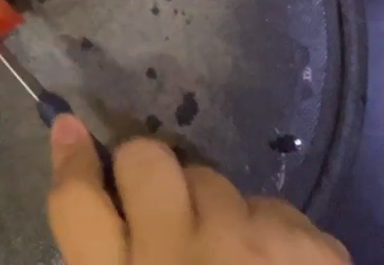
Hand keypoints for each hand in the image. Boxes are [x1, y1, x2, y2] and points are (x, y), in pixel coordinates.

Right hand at [48, 115, 349, 263]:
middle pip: (144, 160)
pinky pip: (274, 209)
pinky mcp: (311, 257)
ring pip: (213, 181)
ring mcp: (244, 249)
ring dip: (218, 213)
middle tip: (169, 217)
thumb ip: (104, 246)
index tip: (72, 131)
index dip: (73, 161)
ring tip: (233, 262)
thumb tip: (84, 166)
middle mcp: (175, 258)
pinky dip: (275, 237)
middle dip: (152, 172)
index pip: (75, 201)